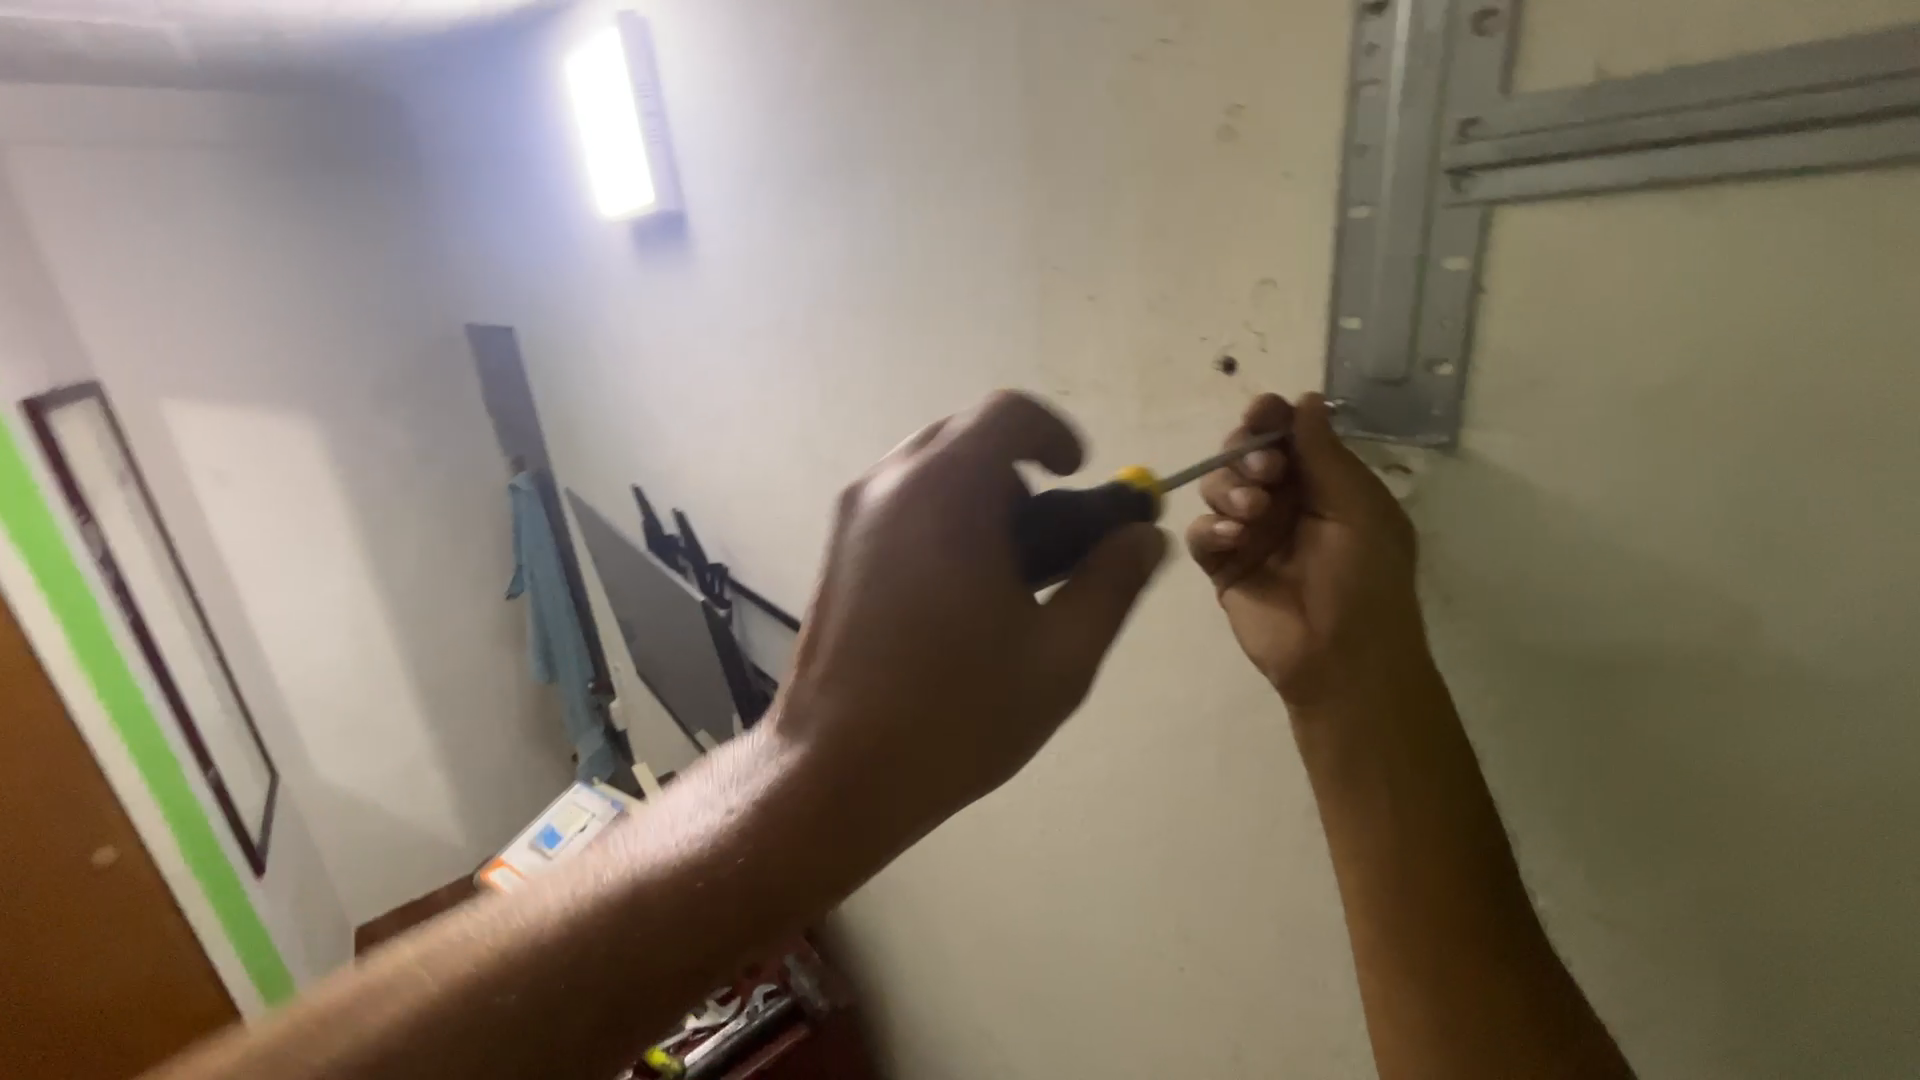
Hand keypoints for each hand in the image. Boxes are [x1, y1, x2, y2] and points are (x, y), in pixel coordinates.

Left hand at [774, 391, 1168, 834]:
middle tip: (1047, 542)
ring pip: (929, 470)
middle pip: (966, 437)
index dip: (1055, 434)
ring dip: (977, 498)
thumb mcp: (1061, 655)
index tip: (1077, 477)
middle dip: (1018, 473)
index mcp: (945, 492)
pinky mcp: (834, 549)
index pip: (1007, 412)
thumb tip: (1143, 537)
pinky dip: (940, 518)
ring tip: (1002, 577)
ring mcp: (852, 516)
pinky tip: (954, 596)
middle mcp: (889, 485)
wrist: (836, 771)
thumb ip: (1112, 582)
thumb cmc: (956, 714)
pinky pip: (900, 502)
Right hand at [1185, 393, 1425, 709]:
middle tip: (1266, 475)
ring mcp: (1249, 534)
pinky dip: (1209, 528)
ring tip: (1253, 513)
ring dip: (1229, 489)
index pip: (1287, 436)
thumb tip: (1305, 399)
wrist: (1341, 658)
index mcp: (1323, 485)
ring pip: (1217, 488)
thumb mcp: (1357, 508)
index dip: (1269, 418)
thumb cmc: (1365, 580)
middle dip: (1246, 454)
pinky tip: (1231, 538)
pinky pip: (1201, 533)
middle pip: (1243, 456)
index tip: (1259, 412)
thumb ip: (1324, 453)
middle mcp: (1283, 502)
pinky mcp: (1222, 566)